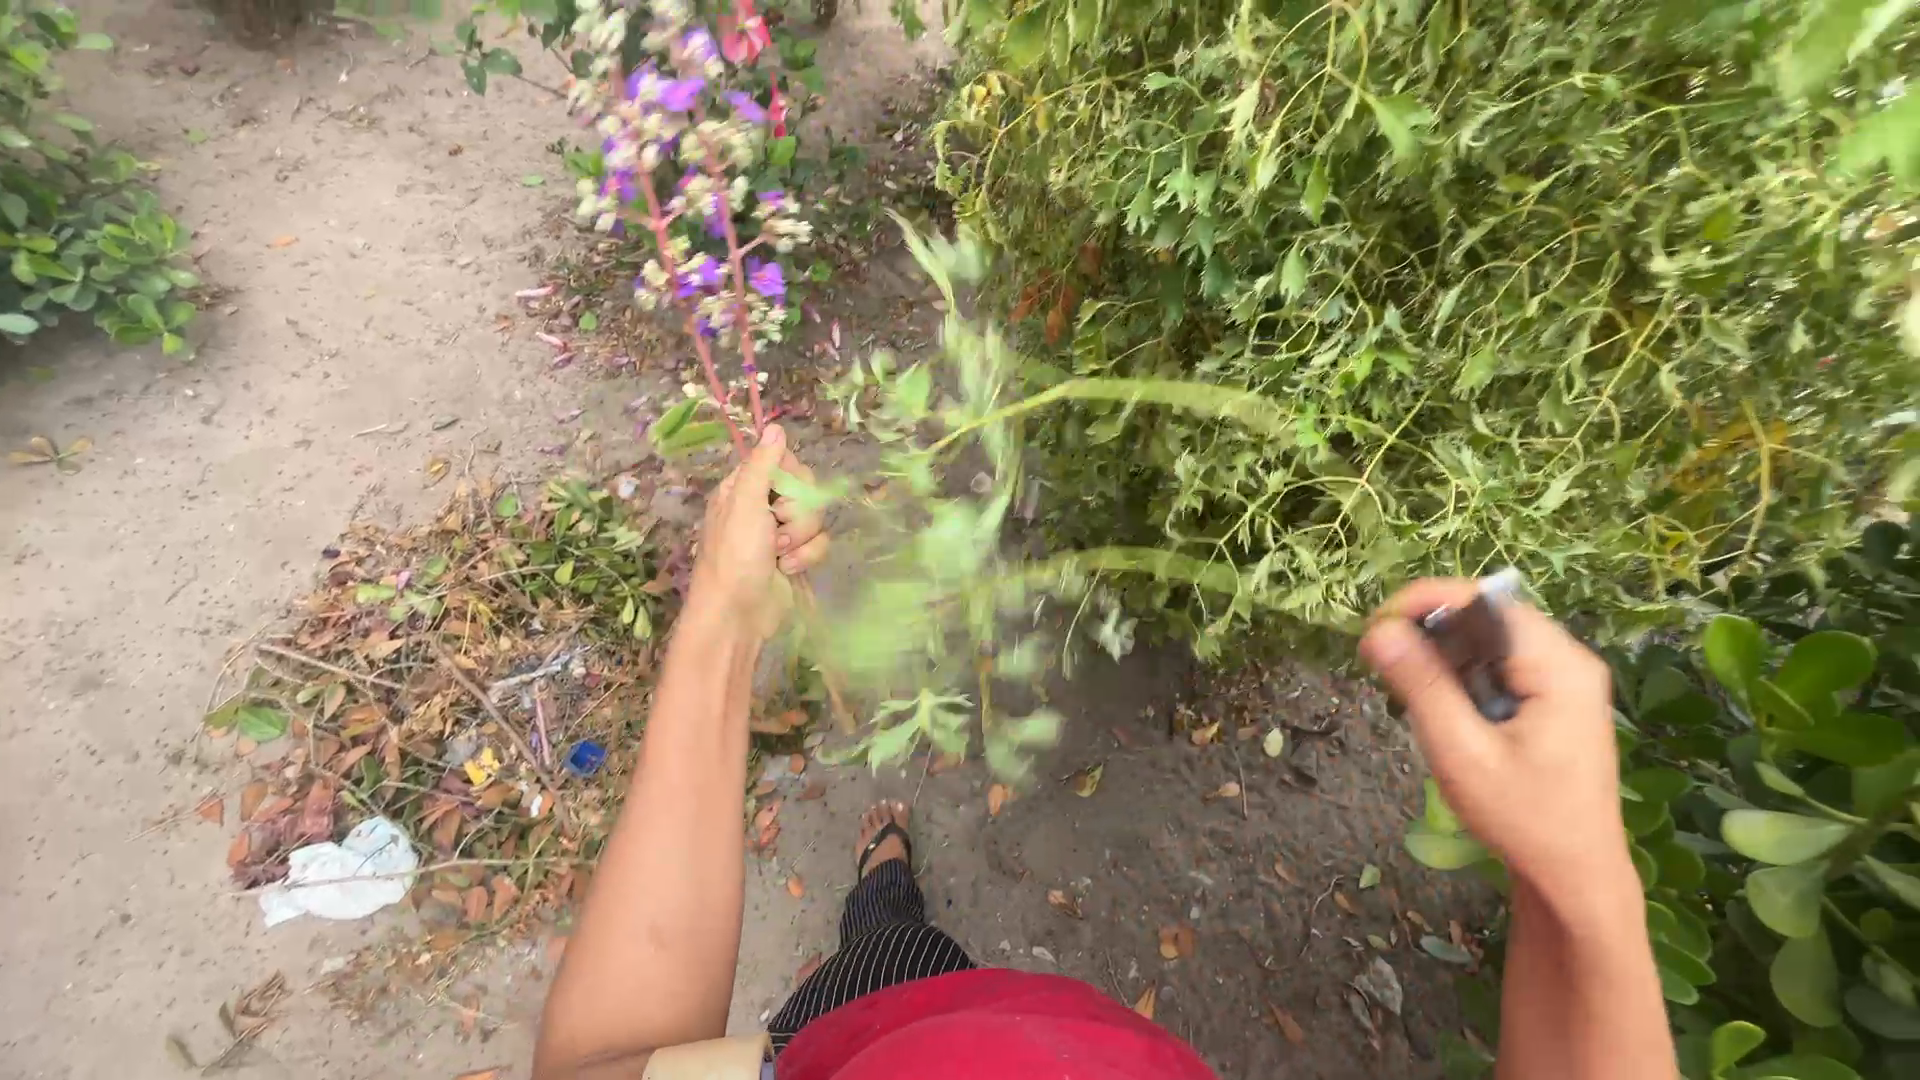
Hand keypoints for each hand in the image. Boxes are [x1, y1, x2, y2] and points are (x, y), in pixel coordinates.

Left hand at [687, 424, 828, 640]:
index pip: (784, 463)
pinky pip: (820, 542)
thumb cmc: (734, 555)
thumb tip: (775, 426)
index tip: (782, 494)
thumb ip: (763, 465)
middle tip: (777, 528)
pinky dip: (807, 557)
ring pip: (815, 518)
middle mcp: (762, 507)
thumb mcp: (744, 503)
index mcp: (744, 488)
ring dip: (801, 538)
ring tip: (780, 555)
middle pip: (805, 490)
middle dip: (798, 512)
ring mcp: (780, 533)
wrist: (738, 614)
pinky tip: (788, 570)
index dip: (792, 479)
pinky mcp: (797, 557)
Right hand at [1360, 579, 1633, 913]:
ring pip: (1483, 638)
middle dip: (1425, 630)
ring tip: (1403, 689)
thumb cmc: (1522, 816)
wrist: (1574, 876)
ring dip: (1437, 653)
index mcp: (1557, 666)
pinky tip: (1436, 704)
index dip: (1424, 602)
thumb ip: (1421, 685)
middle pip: (1483, 615)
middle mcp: (1565, 660)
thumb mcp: (1460, 750)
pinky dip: (1454, 673)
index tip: (1375, 629)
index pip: (1483, 601)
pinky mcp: (1547, 697)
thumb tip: (1377, 630)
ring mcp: (1559, 678)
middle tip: (1379, 661)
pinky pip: (1491, 663)